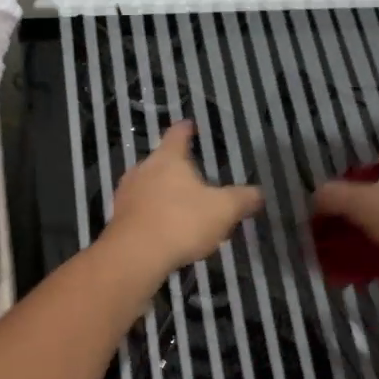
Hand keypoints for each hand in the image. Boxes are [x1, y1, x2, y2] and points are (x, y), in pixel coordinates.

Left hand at [100, 122, 262, 277]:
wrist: (135, 254)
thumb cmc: (181, 221)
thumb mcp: (222, 210)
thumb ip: (242, 199)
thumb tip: (260, 193)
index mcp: (168, 158)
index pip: (178, 134)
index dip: (186, 129)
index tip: (191, 125)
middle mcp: (143, 167)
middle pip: (162, 160)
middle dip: (177, 167)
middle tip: (195, 176)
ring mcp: (127, 191)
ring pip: (149, 184)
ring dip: (163, 191)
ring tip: (181, 205)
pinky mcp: (118, 215)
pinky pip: (140, 206)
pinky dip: (153, 211)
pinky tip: (164, 227)